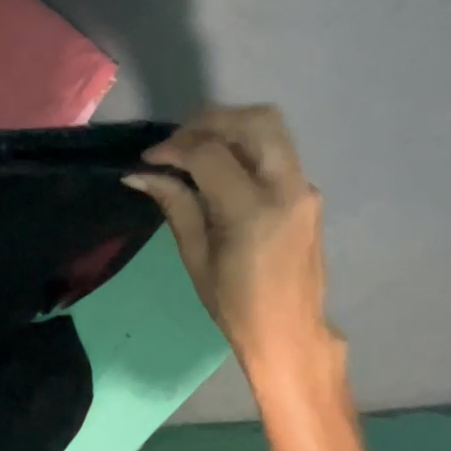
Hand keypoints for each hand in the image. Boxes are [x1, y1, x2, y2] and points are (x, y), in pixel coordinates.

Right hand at [126, 105, 340, 382]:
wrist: (289, 329)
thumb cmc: (233, 303)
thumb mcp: (195, 256)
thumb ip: (175, 205)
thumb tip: (141, 175)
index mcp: (251, 210)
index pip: (210, 154)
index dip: (175, 147)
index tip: (149, 158)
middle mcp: (286, 188)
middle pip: (256, 121)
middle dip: (211, 121)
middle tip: (178, 141)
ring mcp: (304, 188)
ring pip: (272, 130)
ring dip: (231, 129)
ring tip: (196, 151)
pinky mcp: (308, 192)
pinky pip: (276, 152)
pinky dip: (245, 148)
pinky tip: (219, 171)